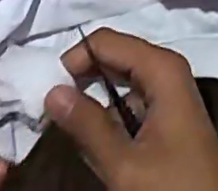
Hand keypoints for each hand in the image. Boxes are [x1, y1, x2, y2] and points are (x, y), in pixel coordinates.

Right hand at [45, 28, 217, 190]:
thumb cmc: (174, 188)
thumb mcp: (126, 165)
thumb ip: (88, 126)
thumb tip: (52, 90)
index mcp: (161, 67)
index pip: (106, 41)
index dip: (73, 60)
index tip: (44, 92)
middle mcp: (166, 68)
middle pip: (113, 56)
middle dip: (79, 77)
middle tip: (46, 108)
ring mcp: (168, 91)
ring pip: (119, 80)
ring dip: (90, 97)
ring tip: (61, 123)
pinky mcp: (166, 114)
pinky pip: (129, 101)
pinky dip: (106, 114)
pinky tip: (89, 136)